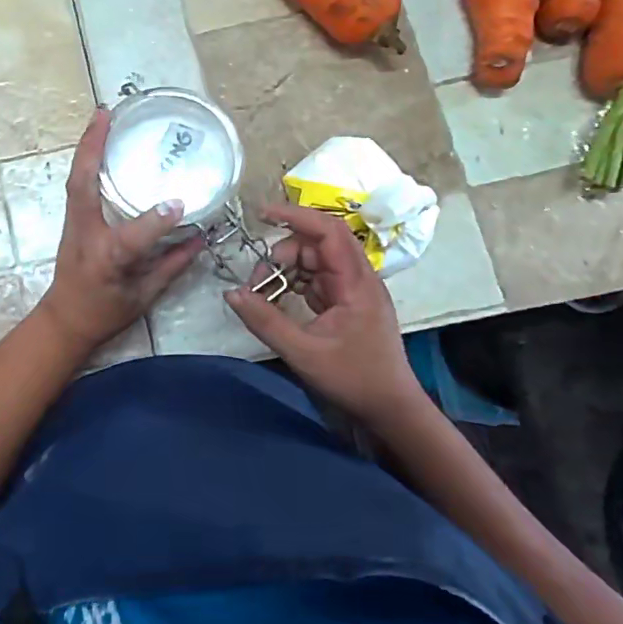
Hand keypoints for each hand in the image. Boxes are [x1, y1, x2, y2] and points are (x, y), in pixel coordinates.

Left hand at [34, 109, 202, 351]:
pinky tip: (96, 142)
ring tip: (101, 117)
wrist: (64, 319)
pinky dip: (85, 161)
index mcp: (107, 260)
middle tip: (106, 114)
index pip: (132, 237)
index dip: (156, 221)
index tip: (181, 203)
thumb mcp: (144, 296)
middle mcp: (86, 235)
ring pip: (75, 180)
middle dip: (91, 149)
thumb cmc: (104, 312)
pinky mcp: (71, 220)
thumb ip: (173, 264)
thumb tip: (202, 236)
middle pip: (82, 187)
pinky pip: (76, 185)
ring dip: (86, 147)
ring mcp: (74, 225)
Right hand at [223, 204, 425, 425]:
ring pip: (313, 260)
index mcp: (356, 284)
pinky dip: (292, 283)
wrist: (390, 409)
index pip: (328, 232)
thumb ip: (265, 321)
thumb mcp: (302, 353)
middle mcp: (358, 279)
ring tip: (264, 294)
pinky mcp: (345, 302)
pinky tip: (277, 300)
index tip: (261, 214)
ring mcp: (353, 290)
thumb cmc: (353, 379)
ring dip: (285, 269)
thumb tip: (232, 293)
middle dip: (281, 253)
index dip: (295, 216)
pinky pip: (315, 278)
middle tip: (258, 282)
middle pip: (316, 244)